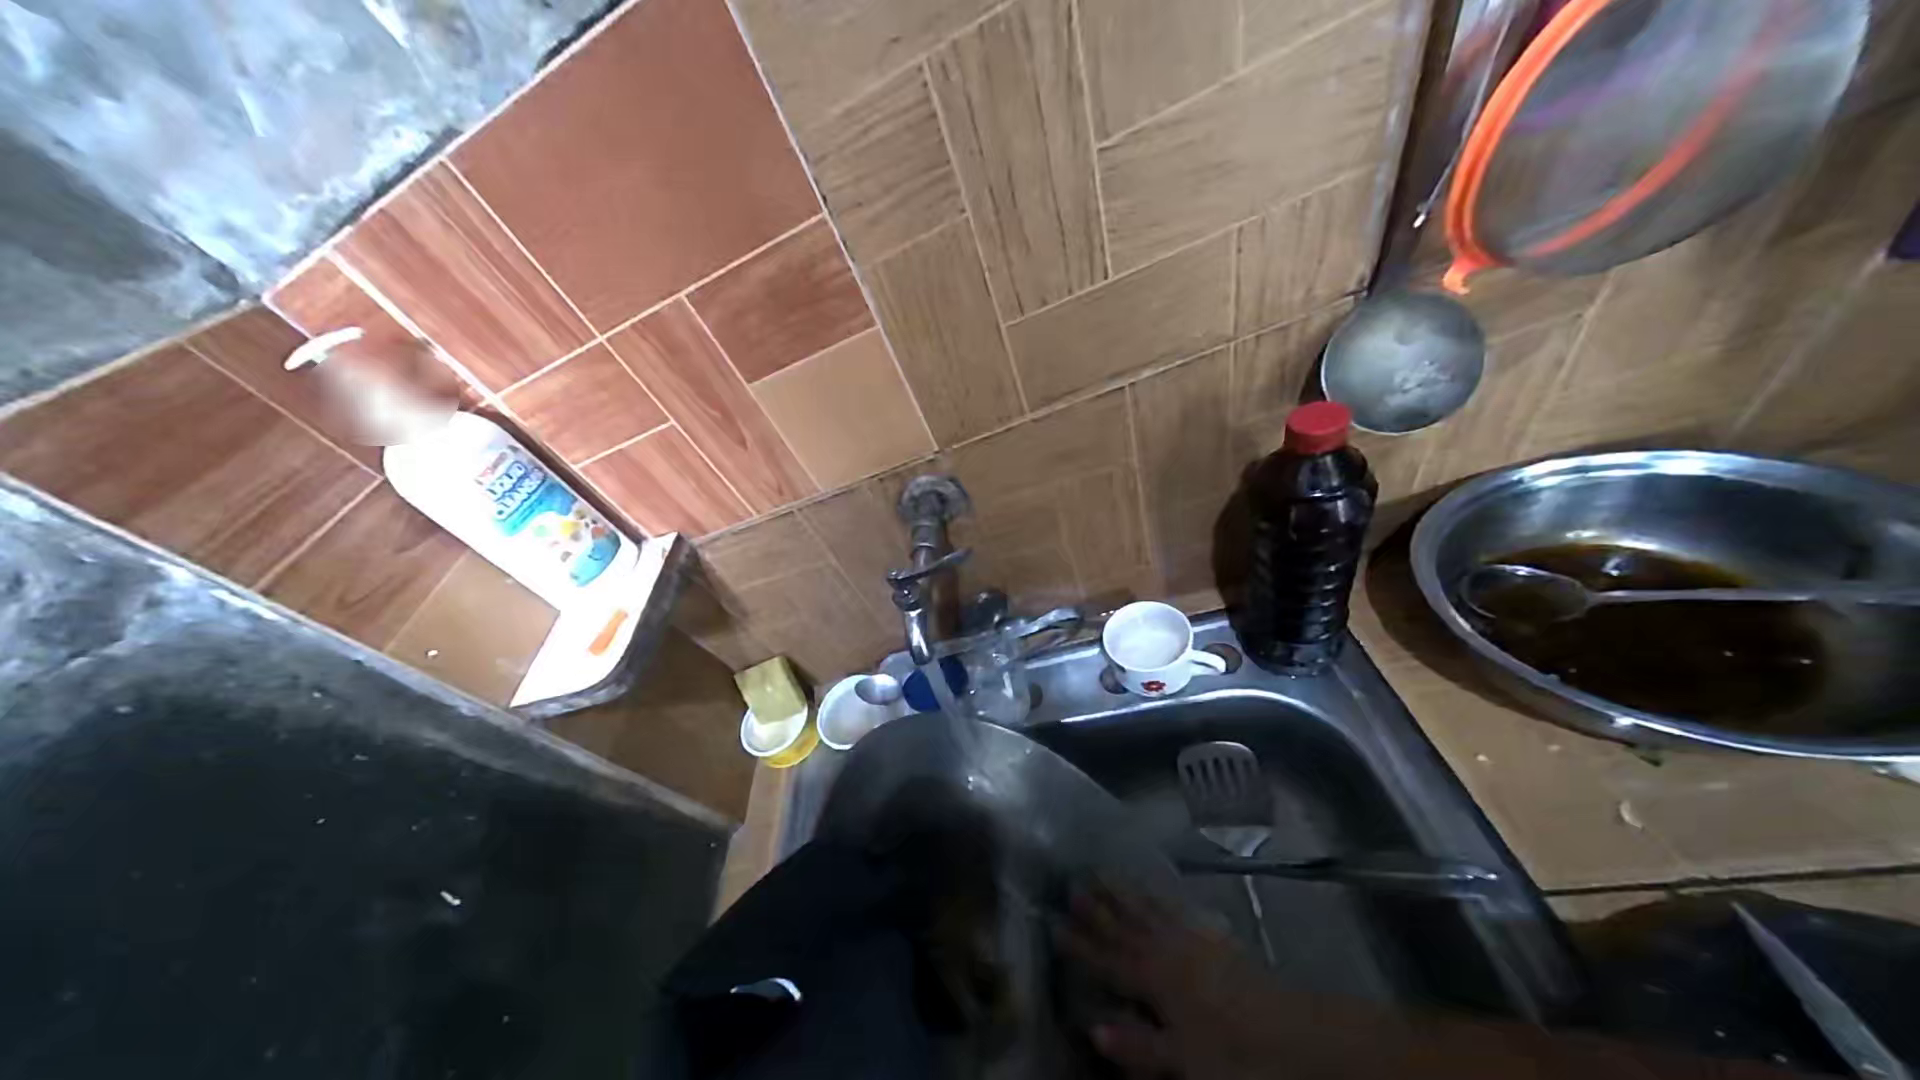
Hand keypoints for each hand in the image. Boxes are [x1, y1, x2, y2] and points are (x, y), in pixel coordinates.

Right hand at [1056, 887, 1289, 1078]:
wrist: (1298, 1031)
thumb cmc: (1236, 1053)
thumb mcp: (1183, 1059)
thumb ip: (1139, 1044)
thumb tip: (1093, 1027)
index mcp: (1155, 980)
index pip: (1109, 961)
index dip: (1081, 945)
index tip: (1055, 924)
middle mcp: (1168, 952)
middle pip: (1126, 927)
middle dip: (1099, 909)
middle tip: (1074, 883)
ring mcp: (1193, 941)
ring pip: (1149, 911)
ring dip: (1125, 893)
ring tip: (1105, 872)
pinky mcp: (1216, 940)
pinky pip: (1178, 910)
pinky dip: (1161, 898)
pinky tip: (1156, 891)